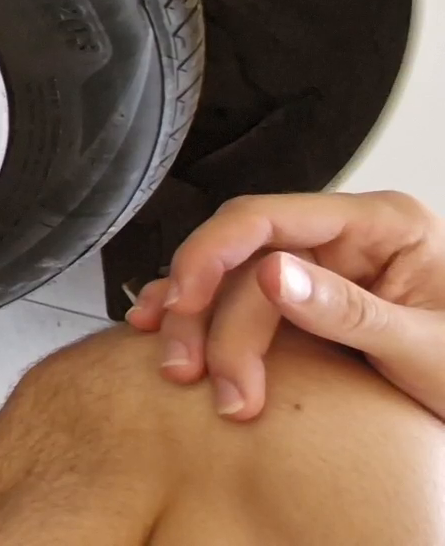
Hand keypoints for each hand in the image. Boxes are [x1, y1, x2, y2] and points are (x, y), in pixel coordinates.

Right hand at [126, 190, 444, 420]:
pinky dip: (196, 320)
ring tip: (184, 371)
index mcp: (381, 225)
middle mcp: (336, 235)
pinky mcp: (296, 296)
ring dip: (195, 327)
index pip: (261, 218)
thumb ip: (353, 312)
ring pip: (223, 282)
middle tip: (193, 368)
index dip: (208, 254)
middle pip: (237, 260)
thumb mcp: (438, 354)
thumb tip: (270, 273)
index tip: (184, 302)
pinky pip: (228, 298)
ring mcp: (314, 264)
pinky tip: (169, 335)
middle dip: (207, 316)